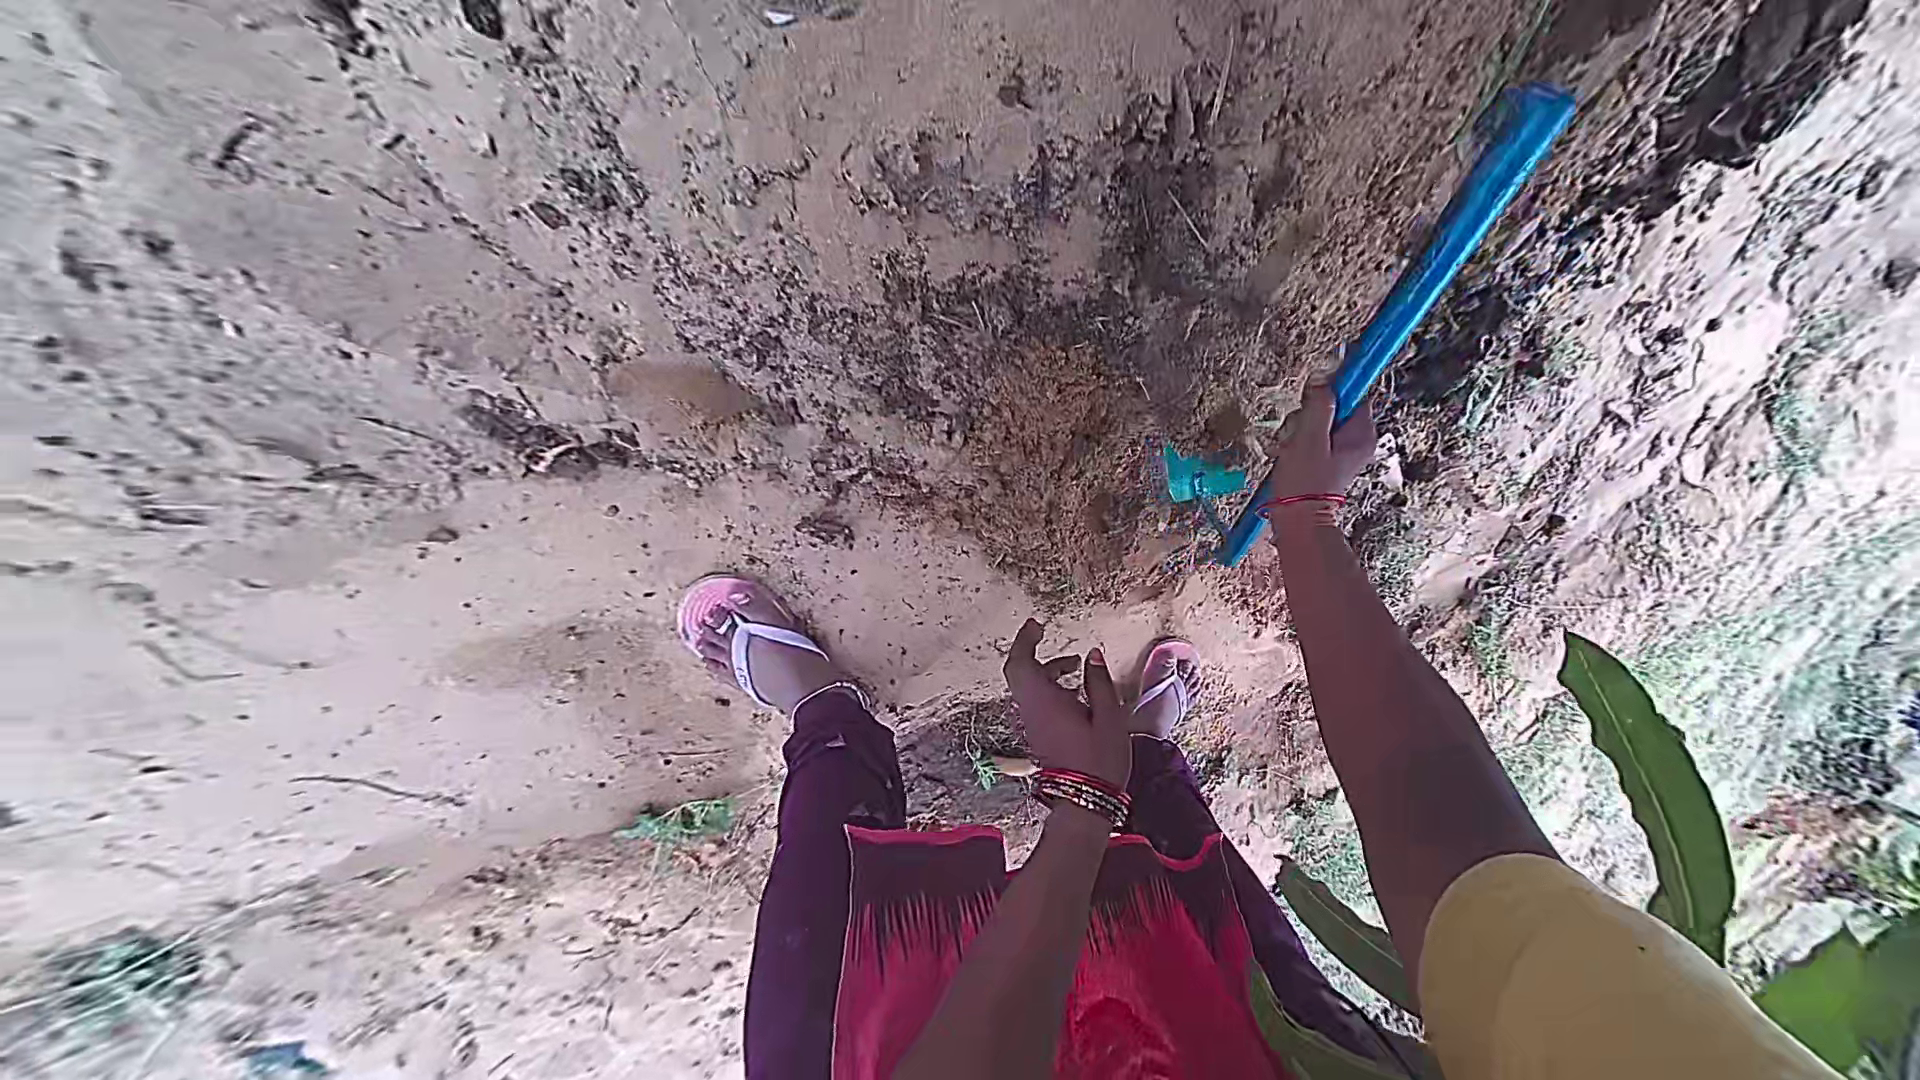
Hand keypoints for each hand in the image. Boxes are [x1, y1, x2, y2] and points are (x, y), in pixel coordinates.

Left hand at [1002, 620, 1130, 789]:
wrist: (1085, 803)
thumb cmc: (1100, 760)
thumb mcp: (1109, 717)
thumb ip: (1099, 682)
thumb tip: (1092, 654)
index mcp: (1044, 701)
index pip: (1020, 663)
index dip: (1024, 640)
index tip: (1036, 625)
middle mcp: (1031, 709)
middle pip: (1019, 671)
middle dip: (1031, 650)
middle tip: (1045, 634)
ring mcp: (1032, 722)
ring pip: (1028, 685)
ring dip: (1046, 669)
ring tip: (1076, 667)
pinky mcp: (1038, 733)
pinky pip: (1035, 699)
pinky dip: (1049, 685)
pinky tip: (1076, 693)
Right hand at [1267, 376, 1376, 499]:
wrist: (1297, 519)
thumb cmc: (1305, 482)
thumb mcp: (1309, 439)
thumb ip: (1319, 406)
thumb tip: (1324, 379)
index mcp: (1361, 434)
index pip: (1354, 395)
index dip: (1332, 392)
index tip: (1312, 397)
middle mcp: (1356, 441)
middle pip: (1333, 409)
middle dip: (1308, 417)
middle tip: (1296, 433)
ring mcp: (1341, 452)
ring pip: (1317, 424)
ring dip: (1297, 431)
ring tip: (1288, 449)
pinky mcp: (1325, 461)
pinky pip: (1310, 439)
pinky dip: (1296, 444)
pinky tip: (1287, 455)